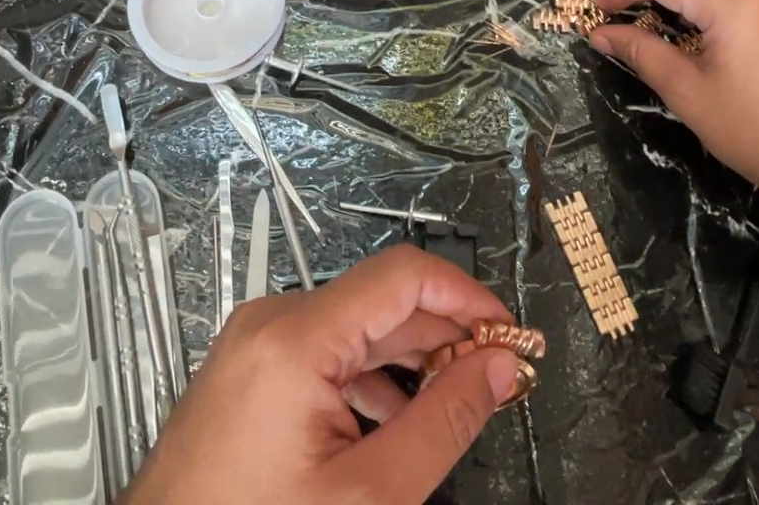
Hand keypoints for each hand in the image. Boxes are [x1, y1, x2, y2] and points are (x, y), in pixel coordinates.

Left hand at [122, 245, 521, 504]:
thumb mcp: (368, 493)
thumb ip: (444, 421)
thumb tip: (496, 368)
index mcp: (295, 338)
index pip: (404, 275)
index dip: (466, 296)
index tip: (506, 331)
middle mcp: (271, 322)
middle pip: (383, 301)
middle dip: (446, 334)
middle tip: (495, 377)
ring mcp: (256, 341)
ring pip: (356, 326)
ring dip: (412, 357)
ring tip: (452, 401)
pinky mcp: (252, 364)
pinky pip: (326, 348)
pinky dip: (370, 374)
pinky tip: (397, 414)